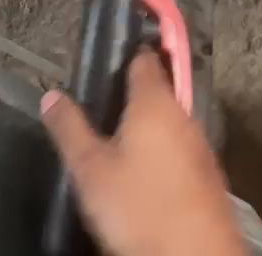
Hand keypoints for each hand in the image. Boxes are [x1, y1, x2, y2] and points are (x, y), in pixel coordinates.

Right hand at [39, 53, 243, 255]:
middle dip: (131, 95)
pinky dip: (163, 155)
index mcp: (155, 103)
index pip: (143, 57)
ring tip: (116, 141)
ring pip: (170, 124)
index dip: (123, 52)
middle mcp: (184, 117)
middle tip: (99, 106)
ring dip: (148, 127)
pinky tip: (143, 176)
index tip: (103, 56)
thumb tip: (51, 95)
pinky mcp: (210, 181)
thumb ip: (69, 128)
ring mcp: (202, 149)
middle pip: (157, 90)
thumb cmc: (141, 209)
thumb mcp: (90, 170)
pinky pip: (181, 152)